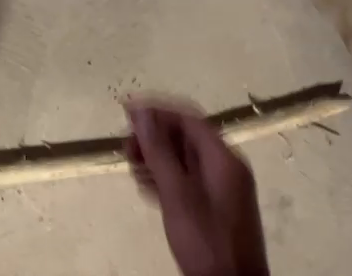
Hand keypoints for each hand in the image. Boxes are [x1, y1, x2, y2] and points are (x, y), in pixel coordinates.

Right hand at [124, 102, 268, 275]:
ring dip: (155, 157)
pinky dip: (165, 176)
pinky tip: (147, 187)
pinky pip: (187, 178)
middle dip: (153, 137)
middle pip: (185, 137)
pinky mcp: (214, 206)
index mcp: (223, 159)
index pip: (188, 118)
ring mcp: (222, 188)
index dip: (156, 111)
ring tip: (132, 168)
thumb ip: (158, 150)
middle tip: (126, 148)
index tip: (126, 114)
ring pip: (183, 158)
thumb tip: (140, 111)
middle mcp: (225, 167)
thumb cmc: (205, 240)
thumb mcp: (177, 194)